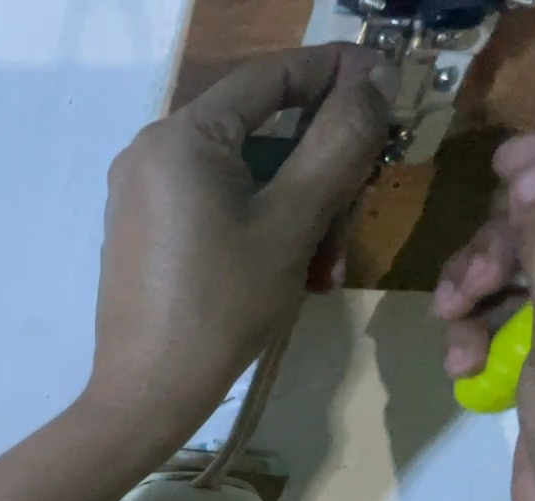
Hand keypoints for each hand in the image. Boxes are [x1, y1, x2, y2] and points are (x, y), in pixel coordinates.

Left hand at [85, 44, 388, 451]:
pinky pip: (212, 210)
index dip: (341, 74)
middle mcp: (146, 158)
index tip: (396, 93)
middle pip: (260, 134)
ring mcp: (138, 199)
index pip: (273, 75)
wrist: (148, 393)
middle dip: (319, 173)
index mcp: (177, 140)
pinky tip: (293, 276)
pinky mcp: (140, 236)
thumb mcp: (294, 219)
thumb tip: (370, 77)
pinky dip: (257, 231)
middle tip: (354, 218)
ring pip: (243, 179)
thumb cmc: (220, 307)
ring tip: (325, 269)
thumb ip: (341, 137)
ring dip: (297, 214)